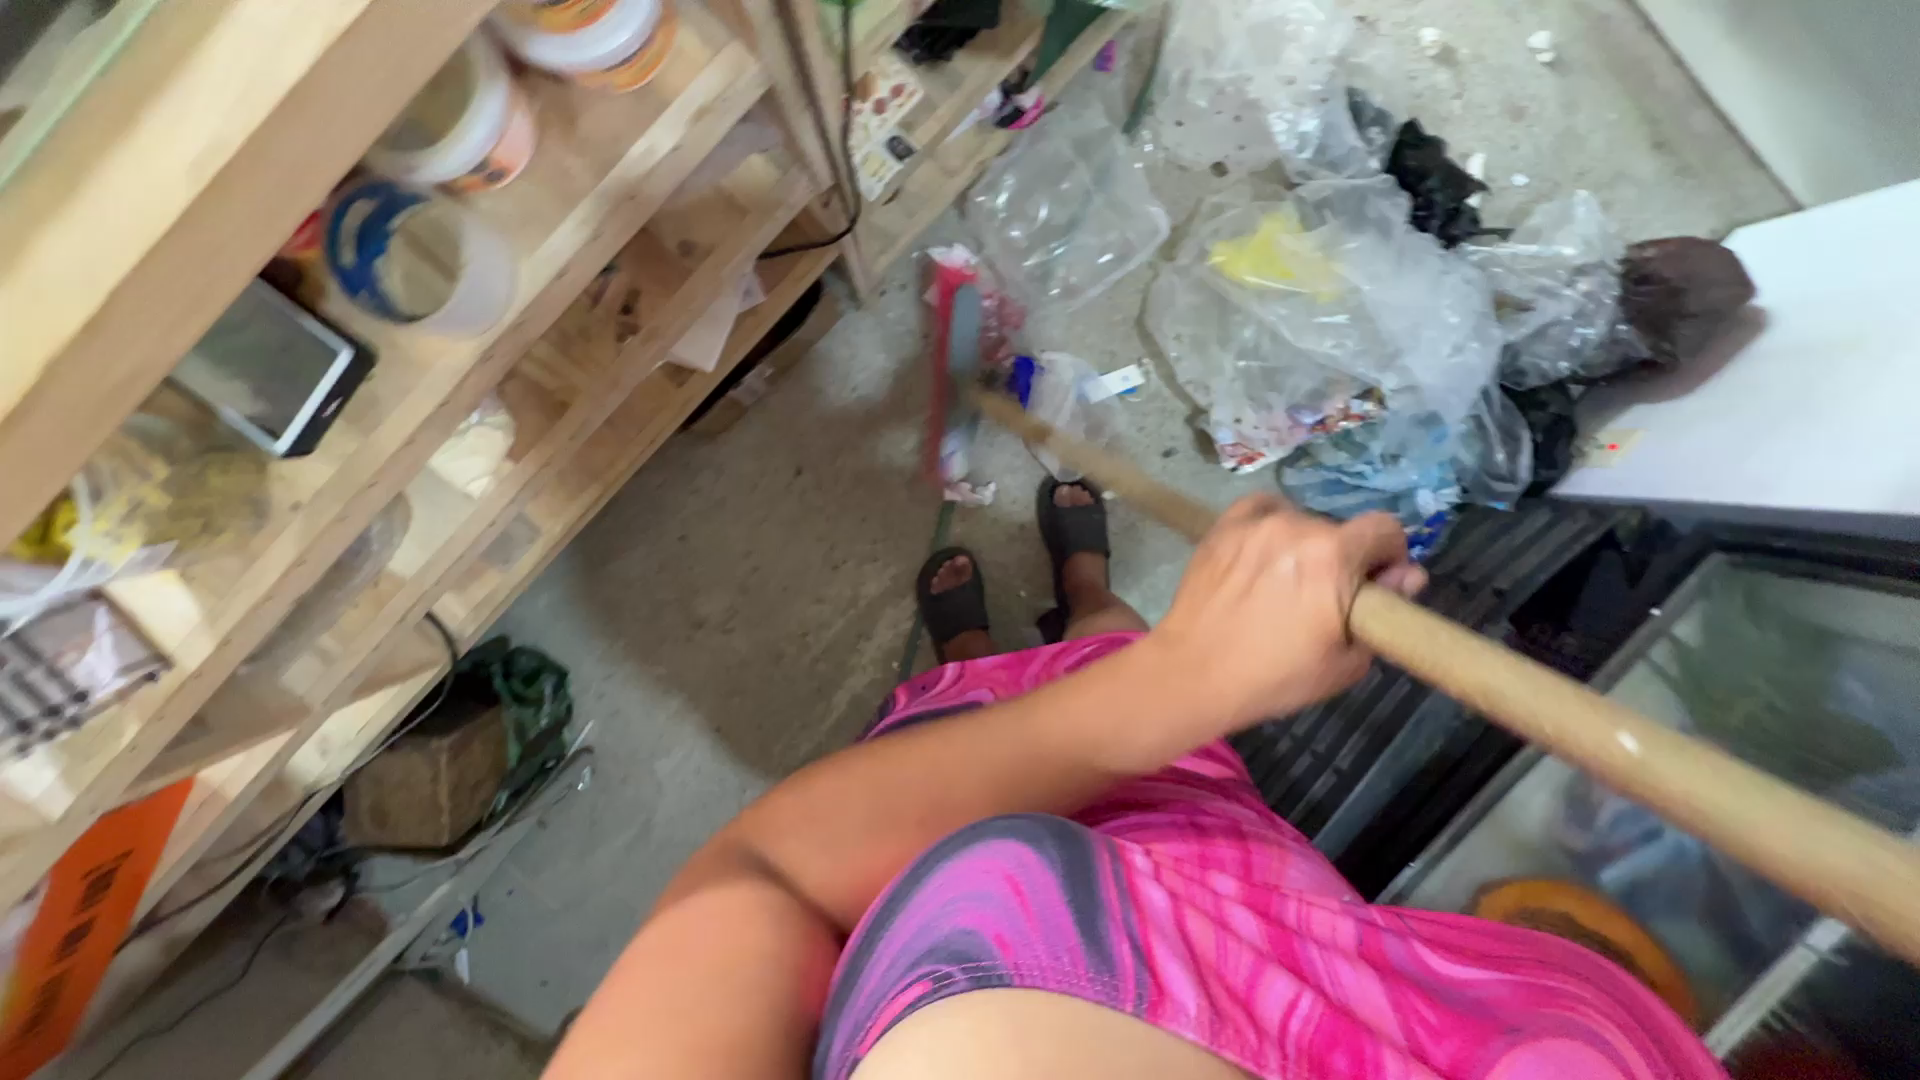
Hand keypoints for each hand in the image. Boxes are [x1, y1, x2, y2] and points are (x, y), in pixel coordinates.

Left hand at [1146, 495, 1426, 732]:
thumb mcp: (1347, 660)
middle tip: (1323, 596)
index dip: (1389, 556)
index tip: (1375, 584)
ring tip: (1284, 581)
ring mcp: (1254, 524)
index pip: (1385, 529)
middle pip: (1338, 530)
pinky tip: (1263, 552)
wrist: (1195, 672)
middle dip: (1342, 558)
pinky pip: (1260, 509)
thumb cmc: (1276, 676)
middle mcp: (1295, 527)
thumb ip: (1384, 610)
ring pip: (1299, 522)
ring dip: (1303, 545)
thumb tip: (1407, 576)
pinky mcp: (1222, 528)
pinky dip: (1269, 524)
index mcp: (1333, 556)